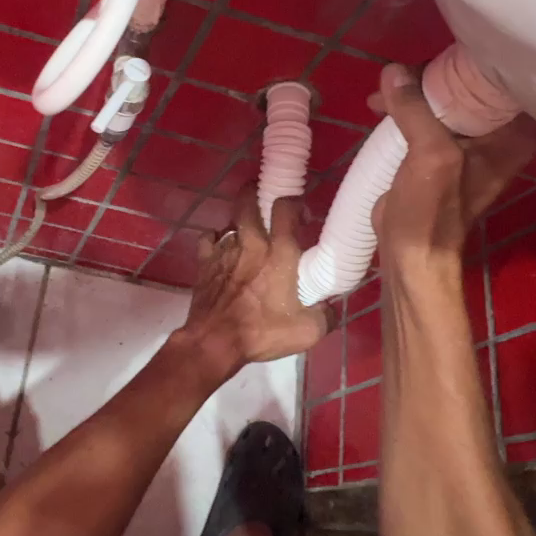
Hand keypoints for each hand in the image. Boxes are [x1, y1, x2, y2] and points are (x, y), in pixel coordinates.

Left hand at [177, 187, 331, 374]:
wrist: (214, 342)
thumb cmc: (262, 333)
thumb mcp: (308, 331)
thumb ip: (325, 314)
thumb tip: (330, 306)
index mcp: (279, 253)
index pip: (285, 208)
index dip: (293, 202)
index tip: (299, 211)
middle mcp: (251, 243)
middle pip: (249, 201)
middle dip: (257, 192)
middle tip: (265, 198)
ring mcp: (224, 250)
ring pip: (231, 221)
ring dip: (240, 222)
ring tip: (249, 232)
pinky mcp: (204, 262)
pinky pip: (209, 238)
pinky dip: (216, 239)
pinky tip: (223, 248)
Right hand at [368, 63, 535, 262]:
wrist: (412, 252)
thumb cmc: (432, 208)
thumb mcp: (429, 154)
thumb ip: (414, 110)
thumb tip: (392, 71)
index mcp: (513, 135)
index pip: (497, 81)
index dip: (466, 63)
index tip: (435, 55)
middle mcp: (498, 135)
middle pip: (467, 87)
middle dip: (432, 77)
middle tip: (400, 75)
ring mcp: (469, 145)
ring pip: (444, 101)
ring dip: (414, 93)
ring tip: (385, 91)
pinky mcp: (442, 153)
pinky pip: (428, 118)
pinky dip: (407, 110)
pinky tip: (383, 105)